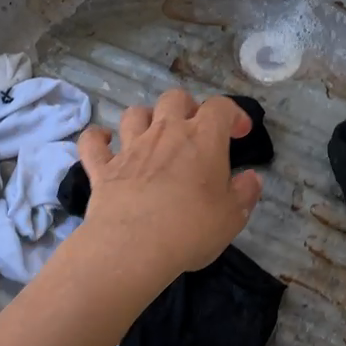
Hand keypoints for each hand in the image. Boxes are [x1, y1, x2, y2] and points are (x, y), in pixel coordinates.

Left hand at [77, 90, 262, 276]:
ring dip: (145, 118)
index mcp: (203, 138)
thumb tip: (252, 178)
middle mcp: (166, 132)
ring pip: (135, 114)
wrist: (132, 247)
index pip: (221, 107)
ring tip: (153, 134)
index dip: (233, 114)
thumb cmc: (191, 228)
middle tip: (194, 129)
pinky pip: (92, 143)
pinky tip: (103, 141)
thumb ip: (245, 193)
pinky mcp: (102, 168)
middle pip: (175, 98)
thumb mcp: (232, 216)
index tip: (239, 131)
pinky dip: (97, 138)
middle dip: (187, 107)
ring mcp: (130, 148)